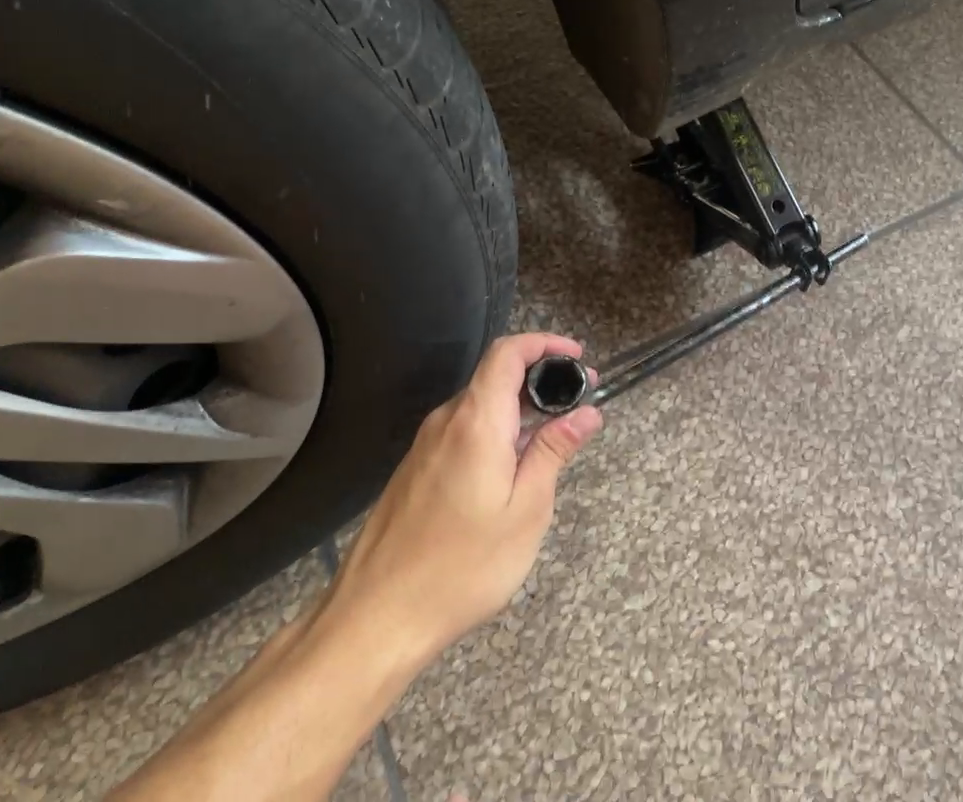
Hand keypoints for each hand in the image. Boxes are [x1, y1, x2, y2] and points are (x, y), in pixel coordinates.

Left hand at [321, 333, 603, 663]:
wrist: (376, 618)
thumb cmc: (463, 566)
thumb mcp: (526, 510)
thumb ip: (554, 453)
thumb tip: (586, 413)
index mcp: (475, 423)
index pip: (507, 353)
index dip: (546, 343)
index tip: (579, 357)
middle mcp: (445, 424)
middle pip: (494, 378)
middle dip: (542, 382)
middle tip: (580, 406)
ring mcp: (424, 448)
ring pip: (480, 409)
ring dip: (521, 413)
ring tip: (554, 444)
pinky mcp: (415, 473)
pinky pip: (463, 435)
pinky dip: (497, 435)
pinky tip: (514, 474)